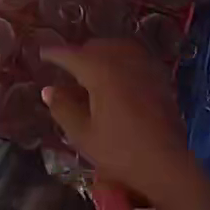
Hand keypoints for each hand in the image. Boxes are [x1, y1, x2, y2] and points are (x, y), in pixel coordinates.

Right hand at [40, 38, 197, 203]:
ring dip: (100, 54)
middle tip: (66, 69)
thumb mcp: (83, 134)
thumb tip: (49, 90)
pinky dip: (120, 60)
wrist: (167, 163)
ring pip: (116, 47)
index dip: (55, 54)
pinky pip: (134, 56)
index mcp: (100, 70)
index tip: (43, 53)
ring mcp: (144, 64)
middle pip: (95, 46)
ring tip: (90, 72)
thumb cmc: (120, 152)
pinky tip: (117, 78)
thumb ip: (63, 108)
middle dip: (79, 54)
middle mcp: (122, 59)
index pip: (71, 54)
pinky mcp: (159, 74)